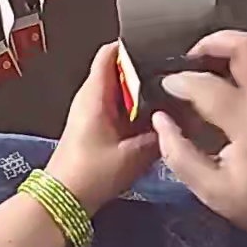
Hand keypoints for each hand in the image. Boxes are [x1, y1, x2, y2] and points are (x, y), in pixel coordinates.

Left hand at [45, 43, 159, 211]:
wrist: (64, 200)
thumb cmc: (92, 174)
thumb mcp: (133, 155)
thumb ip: (159, 135)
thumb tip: (182, 120)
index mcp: (95, 94)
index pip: (109, 53)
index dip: (133, 45)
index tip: (159, 47)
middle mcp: (90, 97)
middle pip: (119, 70)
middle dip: (146, 70)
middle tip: (175, 74)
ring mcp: (91, 112)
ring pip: (121, 90)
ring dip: (142, 92)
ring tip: (172, 94)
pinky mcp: (95, 127)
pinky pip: (119, 108)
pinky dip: (136, 109)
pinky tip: (156, 118)